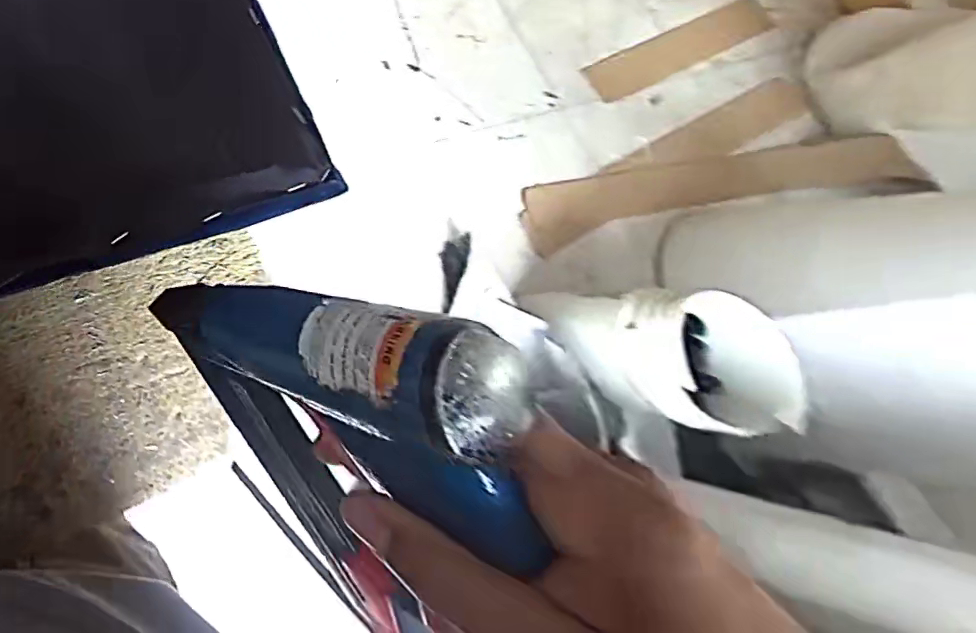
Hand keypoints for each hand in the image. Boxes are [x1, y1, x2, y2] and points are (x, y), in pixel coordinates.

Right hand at [330, 420, 802, 632]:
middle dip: (437, 499)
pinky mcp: (647, 544)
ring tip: (453, 588)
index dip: (409, 423)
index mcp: (606, 497)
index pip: (476, 412)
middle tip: (394, 537)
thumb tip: (363, 508)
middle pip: (488, 457)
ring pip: (515, 495)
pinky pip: (552, 522)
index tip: (360, 443)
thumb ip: (446, 573)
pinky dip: (514, 548)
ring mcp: (640, 516)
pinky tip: (505, 596)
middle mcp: (624, 487)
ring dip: (471, 531)